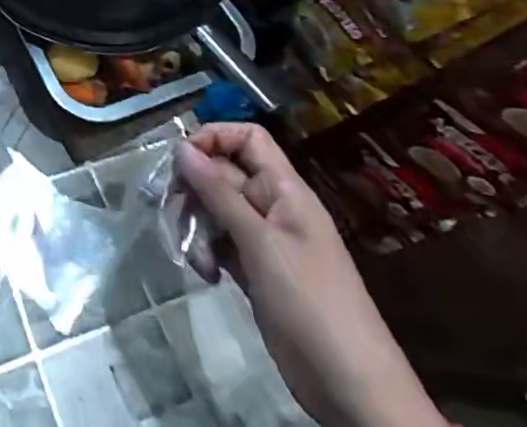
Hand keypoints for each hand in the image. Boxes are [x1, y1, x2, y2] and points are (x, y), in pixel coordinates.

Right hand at [174, 124, 445, 426]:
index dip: (214, 138)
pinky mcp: (254, 271)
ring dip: (196, 224)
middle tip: (174, 211)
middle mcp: (273, 208)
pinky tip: (206, 274)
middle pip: (222, 173)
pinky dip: (206, 252)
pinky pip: (219, 243)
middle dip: (193, 188)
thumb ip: (219, 193)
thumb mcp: (260, 244)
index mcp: (285, 191)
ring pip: (215, 209)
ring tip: (193, 253)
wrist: (352, 388)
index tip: (181, 160)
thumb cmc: (311, 304)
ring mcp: (263, 241)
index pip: (248, 139)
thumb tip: (181, 147)